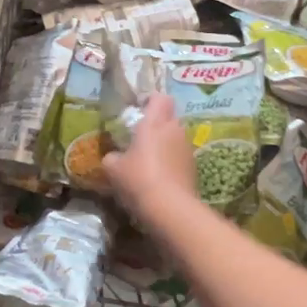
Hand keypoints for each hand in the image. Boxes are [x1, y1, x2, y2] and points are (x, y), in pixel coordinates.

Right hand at [103, 94, 196, 220]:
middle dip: (157, 124)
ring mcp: (187, 149)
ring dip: (165, 144)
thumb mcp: (113, 167)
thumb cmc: (138, 178)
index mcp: (155, 122)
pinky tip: (159, 178)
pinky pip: (180, 156)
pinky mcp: (194, 168)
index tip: (138, 109)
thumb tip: (113, 157)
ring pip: (175, 138)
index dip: (150, 100)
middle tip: (140, 138)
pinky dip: (171, 162)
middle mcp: (175, 130)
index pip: (159, 97)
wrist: (170, 208)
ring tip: (148, 161)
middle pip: (169, 118)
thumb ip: (112, 156)